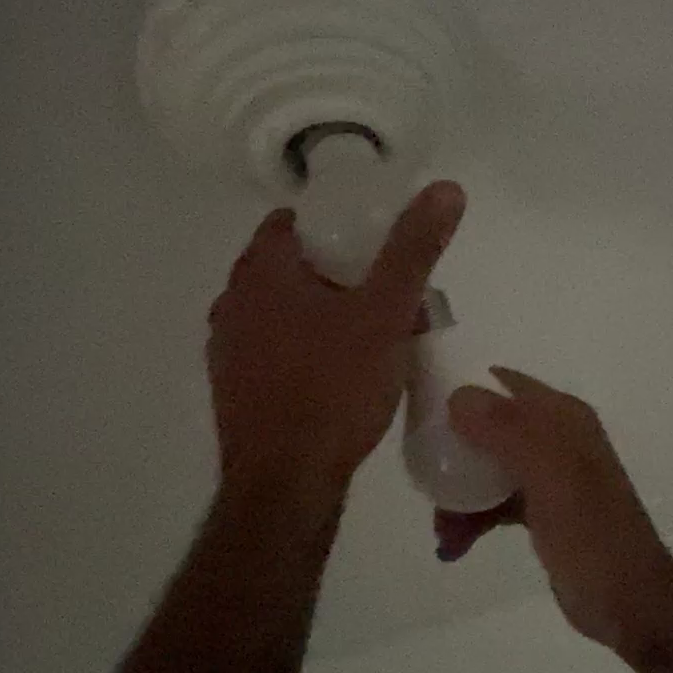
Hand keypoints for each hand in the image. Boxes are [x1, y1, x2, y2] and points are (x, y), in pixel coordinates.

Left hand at [208, 182, 463, 494]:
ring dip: (327, 313)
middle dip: (342, 273)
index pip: (293, 221)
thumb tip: (445, 188)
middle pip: (293, 267)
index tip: (378, 245)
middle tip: (391, 294)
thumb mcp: (386, 313)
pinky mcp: (235, 389)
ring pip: (286, 311)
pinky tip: (345, 376)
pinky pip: (278, 349)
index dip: (338, 225)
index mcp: (261, 272)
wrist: (288, 484)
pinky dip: (309, 348)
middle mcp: (233, 303)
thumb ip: (414, 250)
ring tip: (377, 337)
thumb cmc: (334, 388)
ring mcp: (228, 349)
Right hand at [441, 369, 672, 661]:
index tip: (418, 415)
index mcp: (563, 418)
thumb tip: (458, 395)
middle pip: (489, 428)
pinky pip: (496, 501)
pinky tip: (453, 546)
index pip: (503, 384)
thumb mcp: (550, 475)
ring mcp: (550, 476)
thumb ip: (508, 430)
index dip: (461, 392)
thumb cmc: (591, 533)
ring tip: (441, 532)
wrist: (628, 602)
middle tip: (424, 482)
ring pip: (488, 468)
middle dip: (452, 452)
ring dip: (458, 493)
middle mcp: (557, 439)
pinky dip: (473, 518)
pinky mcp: (544, 512)